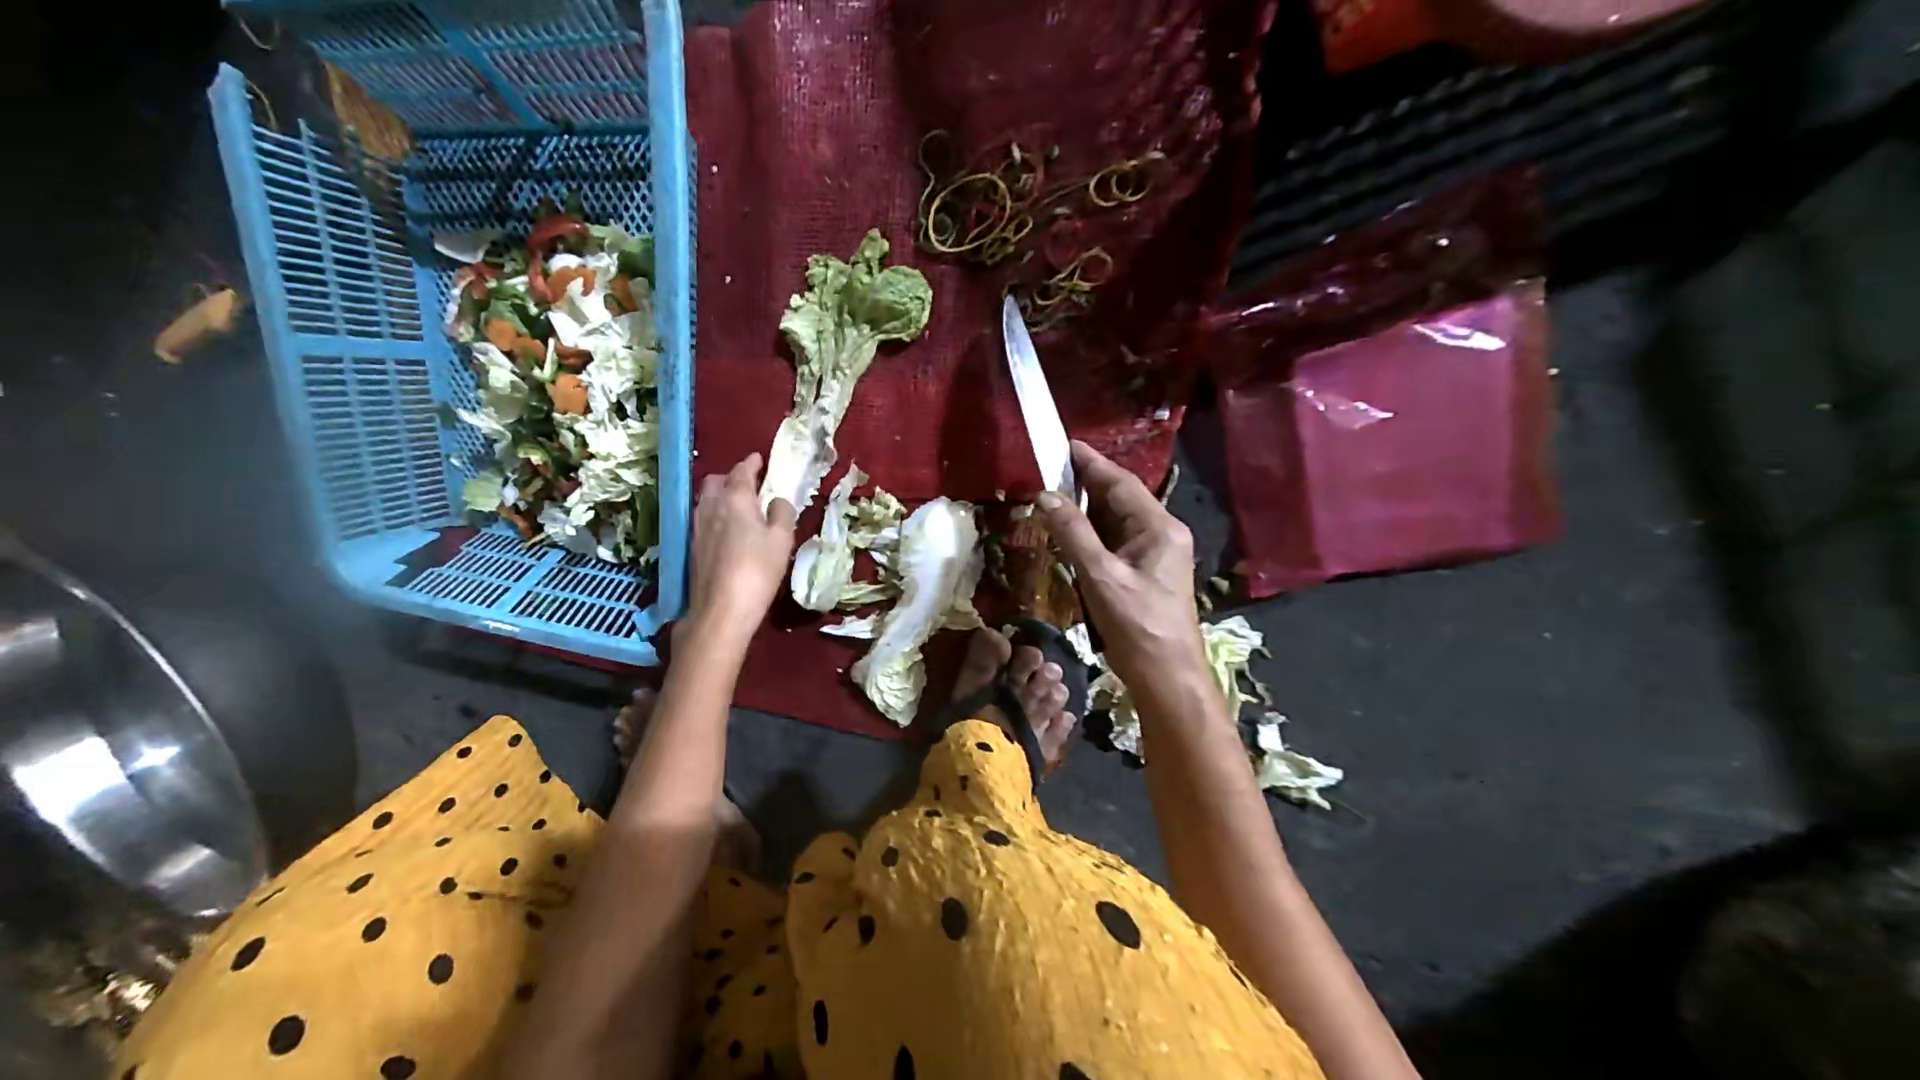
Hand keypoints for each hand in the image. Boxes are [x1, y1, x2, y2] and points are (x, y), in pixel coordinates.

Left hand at [680, 453, 795, 648]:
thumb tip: (777, 501)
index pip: (741, 471)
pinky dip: (716, 513)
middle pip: (716, 481)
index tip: (759, 458)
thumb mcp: (782, 540)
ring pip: (706, 499)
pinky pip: (704, 518)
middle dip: (731, 476)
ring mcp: (697, 527)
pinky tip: (727, 528)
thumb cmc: (757, 570)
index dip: (751, 463)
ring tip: (738, 503)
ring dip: (721, 495)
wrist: (720, 610)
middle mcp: (710, 507)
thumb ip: (782, 514)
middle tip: (749, 482)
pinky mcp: (692, 547)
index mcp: (734, 499)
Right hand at [1037, 441, 1203, 683]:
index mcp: (1159, 528)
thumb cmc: (1138, 625)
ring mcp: (1155, 554)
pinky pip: (1115, 541)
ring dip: (1086, 508)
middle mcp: (1161, 534)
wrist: (1167, 676)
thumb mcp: (1101, 576)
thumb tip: (1045, 496)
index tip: (1064, 445)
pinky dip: (1091, 532)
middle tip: (1048, 468)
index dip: (1091, 463)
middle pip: (1120, 498)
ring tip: (1052, 493)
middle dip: (1085, 483)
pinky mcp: (1144, 573)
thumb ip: (1073, 533)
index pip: (1121, 483)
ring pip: (1116, 520)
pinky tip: (1069, 530)